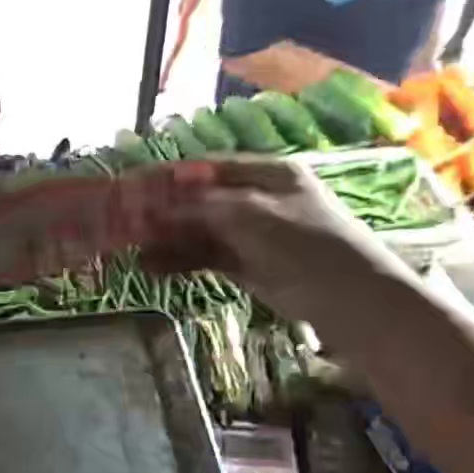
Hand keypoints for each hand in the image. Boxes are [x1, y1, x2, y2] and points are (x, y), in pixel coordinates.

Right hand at [140, 159, 407, 323]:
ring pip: (198, 231)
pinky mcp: (247, 266)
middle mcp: (256, 199)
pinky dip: (179, 261)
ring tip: (129, 248)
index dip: (167, 179)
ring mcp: (251, 234)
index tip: (130, 188)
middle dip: (161, 211)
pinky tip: (151, 266)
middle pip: (199, 200)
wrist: (351, 302)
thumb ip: (205, 206)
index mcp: (267, 174)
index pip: (206, 170)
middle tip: (122, 224)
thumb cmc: (310, 247)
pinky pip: (205, 257)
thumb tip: (160, 199)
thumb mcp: (256, 217)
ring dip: (166, 238)